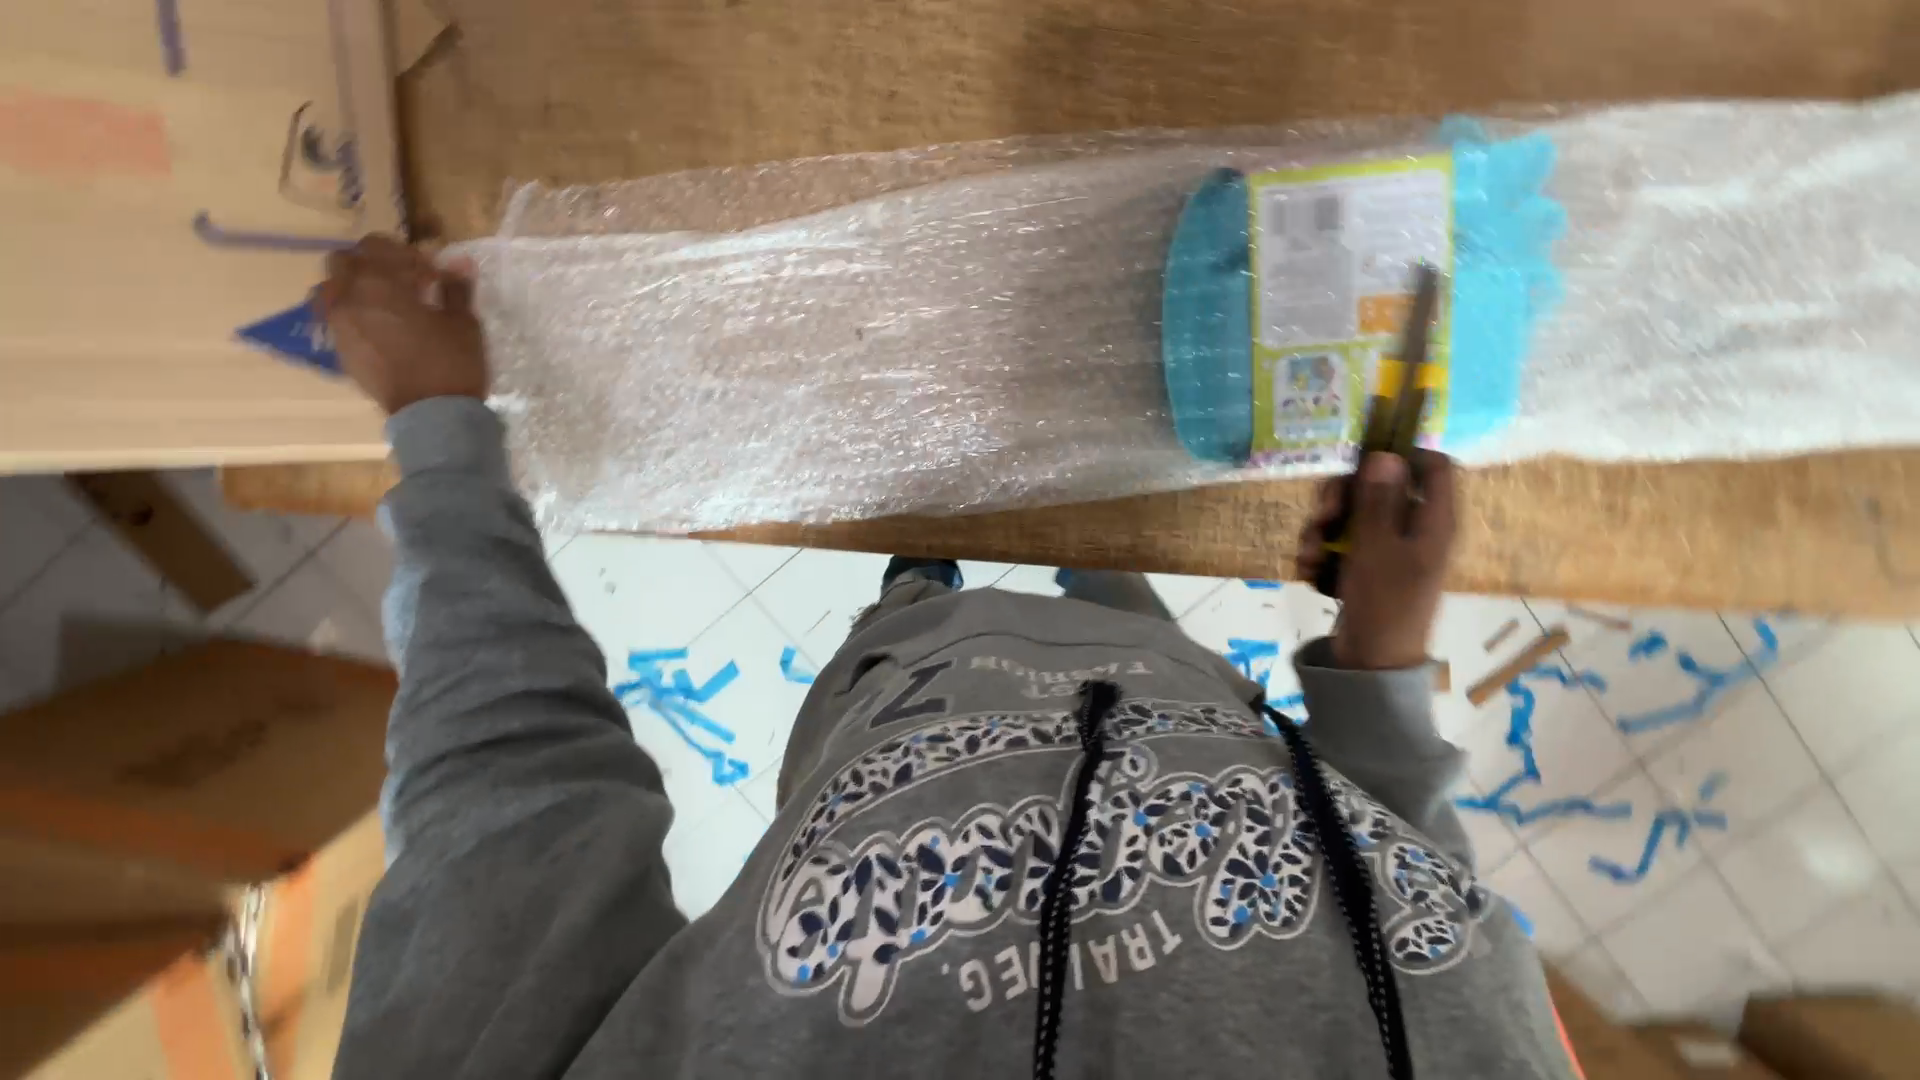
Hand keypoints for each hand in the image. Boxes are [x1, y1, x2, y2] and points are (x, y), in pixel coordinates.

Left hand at [316, 235, 485, 414]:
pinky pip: (337, 317)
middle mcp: (348, 298)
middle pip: (345, 262)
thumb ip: (455, 289)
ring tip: (387, 305)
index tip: (431, 272)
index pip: (378, 246)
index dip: (406, 253)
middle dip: (374, 265)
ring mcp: (338, 325)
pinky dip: (356, 313)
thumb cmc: (452, 364)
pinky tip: (384, 330)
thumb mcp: (464, 323)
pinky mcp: (339, 349)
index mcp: (378, 285)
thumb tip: (459, 264)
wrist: (432, 415)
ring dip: (357, 288)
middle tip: (406, 283)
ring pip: (333, 289)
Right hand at [1295, 449, 1456, 669]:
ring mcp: (1389, 550)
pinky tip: (1309, 572)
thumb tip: (1385, 453)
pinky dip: (1322, 554)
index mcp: (1434, 521)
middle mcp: (1414, 529)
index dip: (1401, 455)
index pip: (1433, 466)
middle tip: (1322, 516)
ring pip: (1352, 515)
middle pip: (1379, 487)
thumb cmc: (1383, 603)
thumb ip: (1379, 500)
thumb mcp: (1377, 547)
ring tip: (1308, 556)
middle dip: (1342, 499)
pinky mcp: (1366, 568)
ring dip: (1322, 530)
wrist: (1371, 662)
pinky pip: (1341, 544)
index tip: (1361, 461)